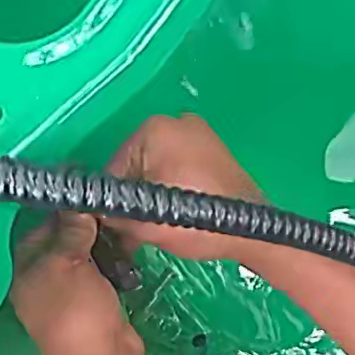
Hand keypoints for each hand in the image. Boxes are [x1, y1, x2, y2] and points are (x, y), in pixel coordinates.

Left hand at [11, 212, 141, 354]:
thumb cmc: (76, 309)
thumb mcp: (68, 262)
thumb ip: (72, 233)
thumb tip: (76, 208)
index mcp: (27, 272)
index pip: (39, 231)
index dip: (60, 213)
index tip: (86, 197)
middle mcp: (46, 283)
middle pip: (64, 246)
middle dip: (86, 229)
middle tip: (110, 212)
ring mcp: (73, 297)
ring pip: (87, 262)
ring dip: (104, 248)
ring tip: (123, 229)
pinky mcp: (98, 307)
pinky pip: (104, 278)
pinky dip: (116, 268)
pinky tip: (129, 257)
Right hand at [106, 114, 264, 262]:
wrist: (255, 233)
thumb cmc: (201, 224)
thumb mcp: (148, 223)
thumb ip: (114, 215)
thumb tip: (99, 214)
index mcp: (153, 129)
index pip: (114, 170)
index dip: (115, 205)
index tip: (121, 230)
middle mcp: (174, 121)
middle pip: (136, 168)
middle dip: (137, 200)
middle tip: (141, 233)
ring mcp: (198, 133)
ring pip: (157, 170)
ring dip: (154, 198)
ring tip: (162, 228)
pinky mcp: (213, 149)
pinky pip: (178, 169)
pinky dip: (173, 190)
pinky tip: (179, 216)